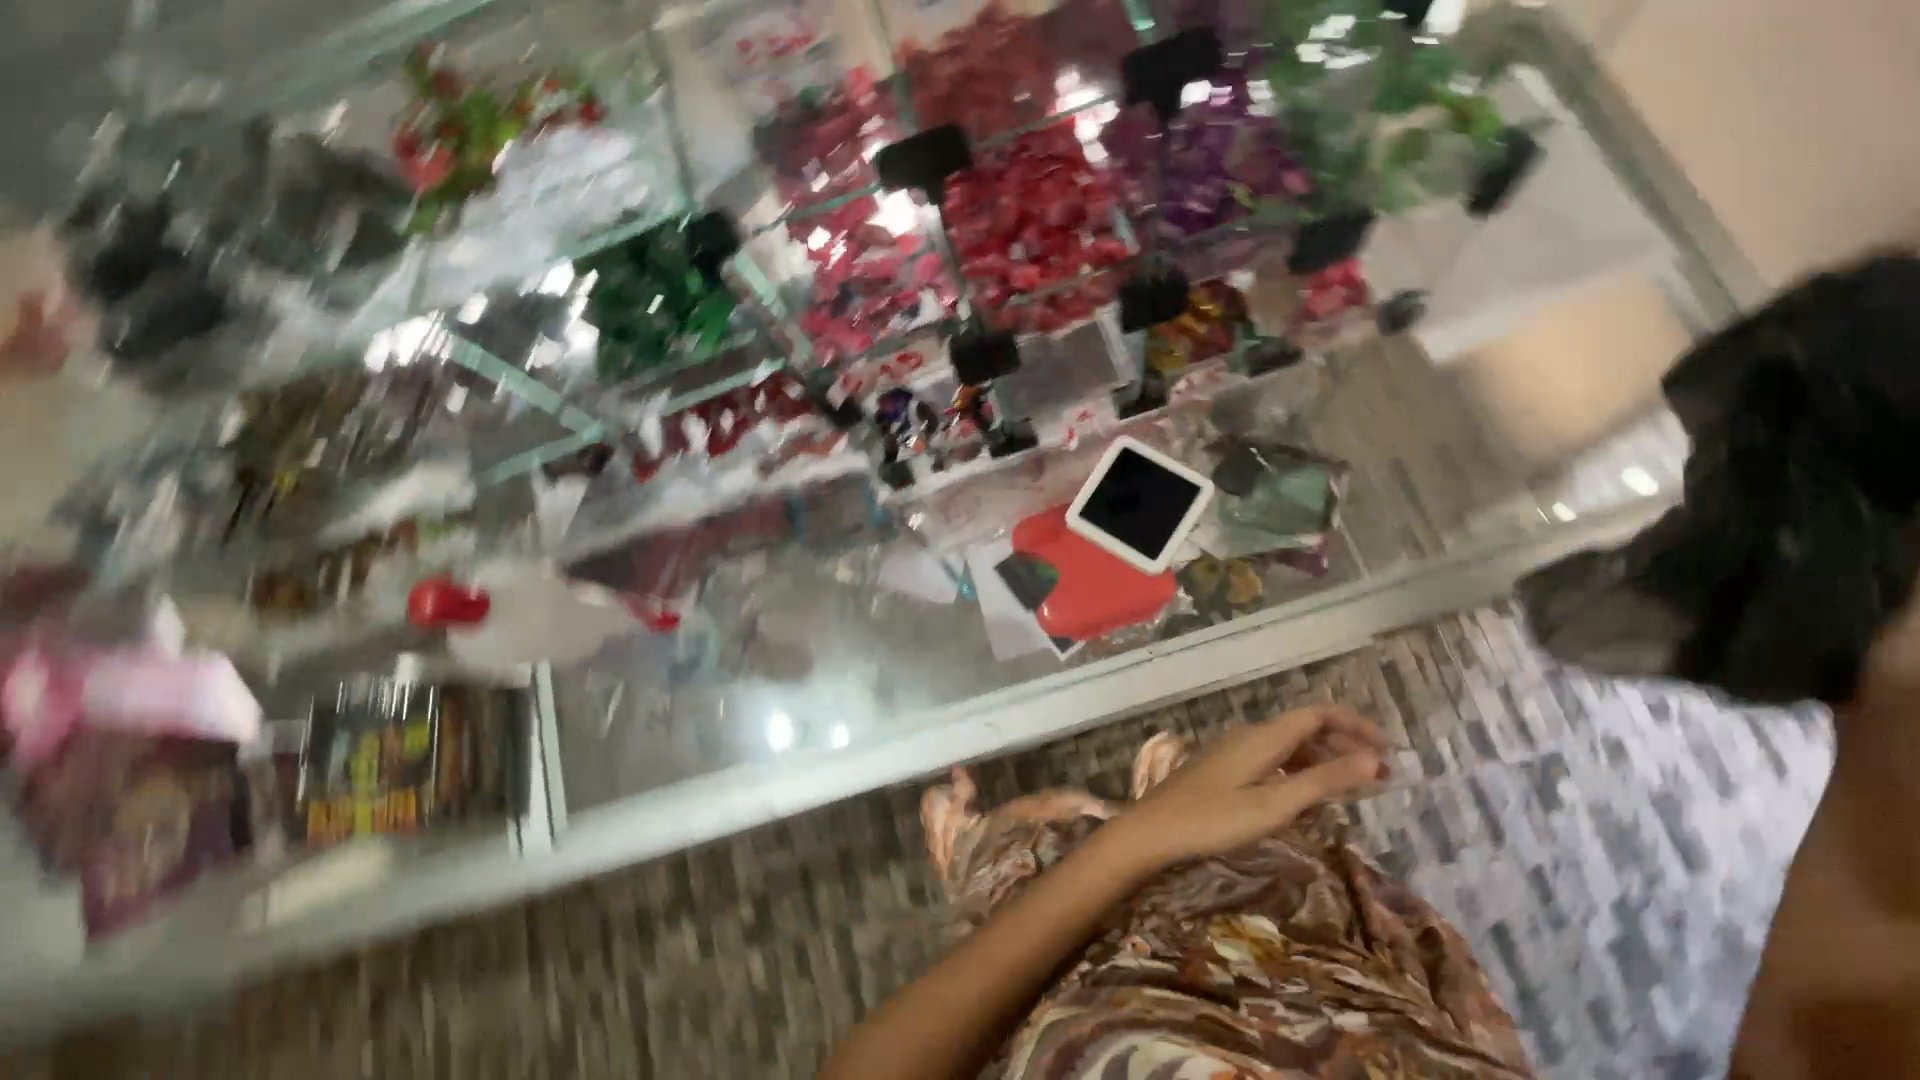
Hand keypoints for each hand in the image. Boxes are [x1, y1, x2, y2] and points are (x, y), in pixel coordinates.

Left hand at [1107, 705, 1390, 870]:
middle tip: (1380, 779)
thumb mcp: (1274, 804)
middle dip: (1344, 749)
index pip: (1317, 714)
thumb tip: (1374, 760)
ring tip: (1351, 792)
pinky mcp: (1223, 771)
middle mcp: (1249, 736)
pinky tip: (1306, 802)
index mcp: (1262, 737)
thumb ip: (1322, 781)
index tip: (1389, 749)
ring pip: (1288, 749)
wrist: (1152, 831)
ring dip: (1322, 764)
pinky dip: (1297, 776)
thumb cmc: (1213, 819)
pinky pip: (1272, 763)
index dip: (1355, 726)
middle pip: (1305, 731)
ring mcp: (1233, 753)